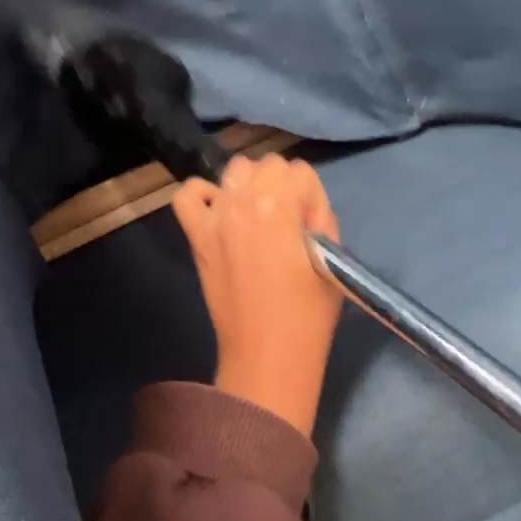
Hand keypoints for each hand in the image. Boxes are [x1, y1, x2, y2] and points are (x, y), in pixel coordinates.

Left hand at [172, 154, 343, 438]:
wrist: (266, 355)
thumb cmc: (308, 315)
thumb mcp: (331, 259)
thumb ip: (321, 220)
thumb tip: (305, 209)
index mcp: (278, 206)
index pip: (300, 171)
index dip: (312, 198)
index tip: (312, 229)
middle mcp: (242, 202)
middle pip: (267, 165)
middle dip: (283, 187)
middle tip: (289, 224)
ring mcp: (214, 217)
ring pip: (233, 170)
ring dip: (249, 186)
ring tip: (259, 217)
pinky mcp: (196, 235)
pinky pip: (188, 195)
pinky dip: (203, 195)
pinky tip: (220, 212)